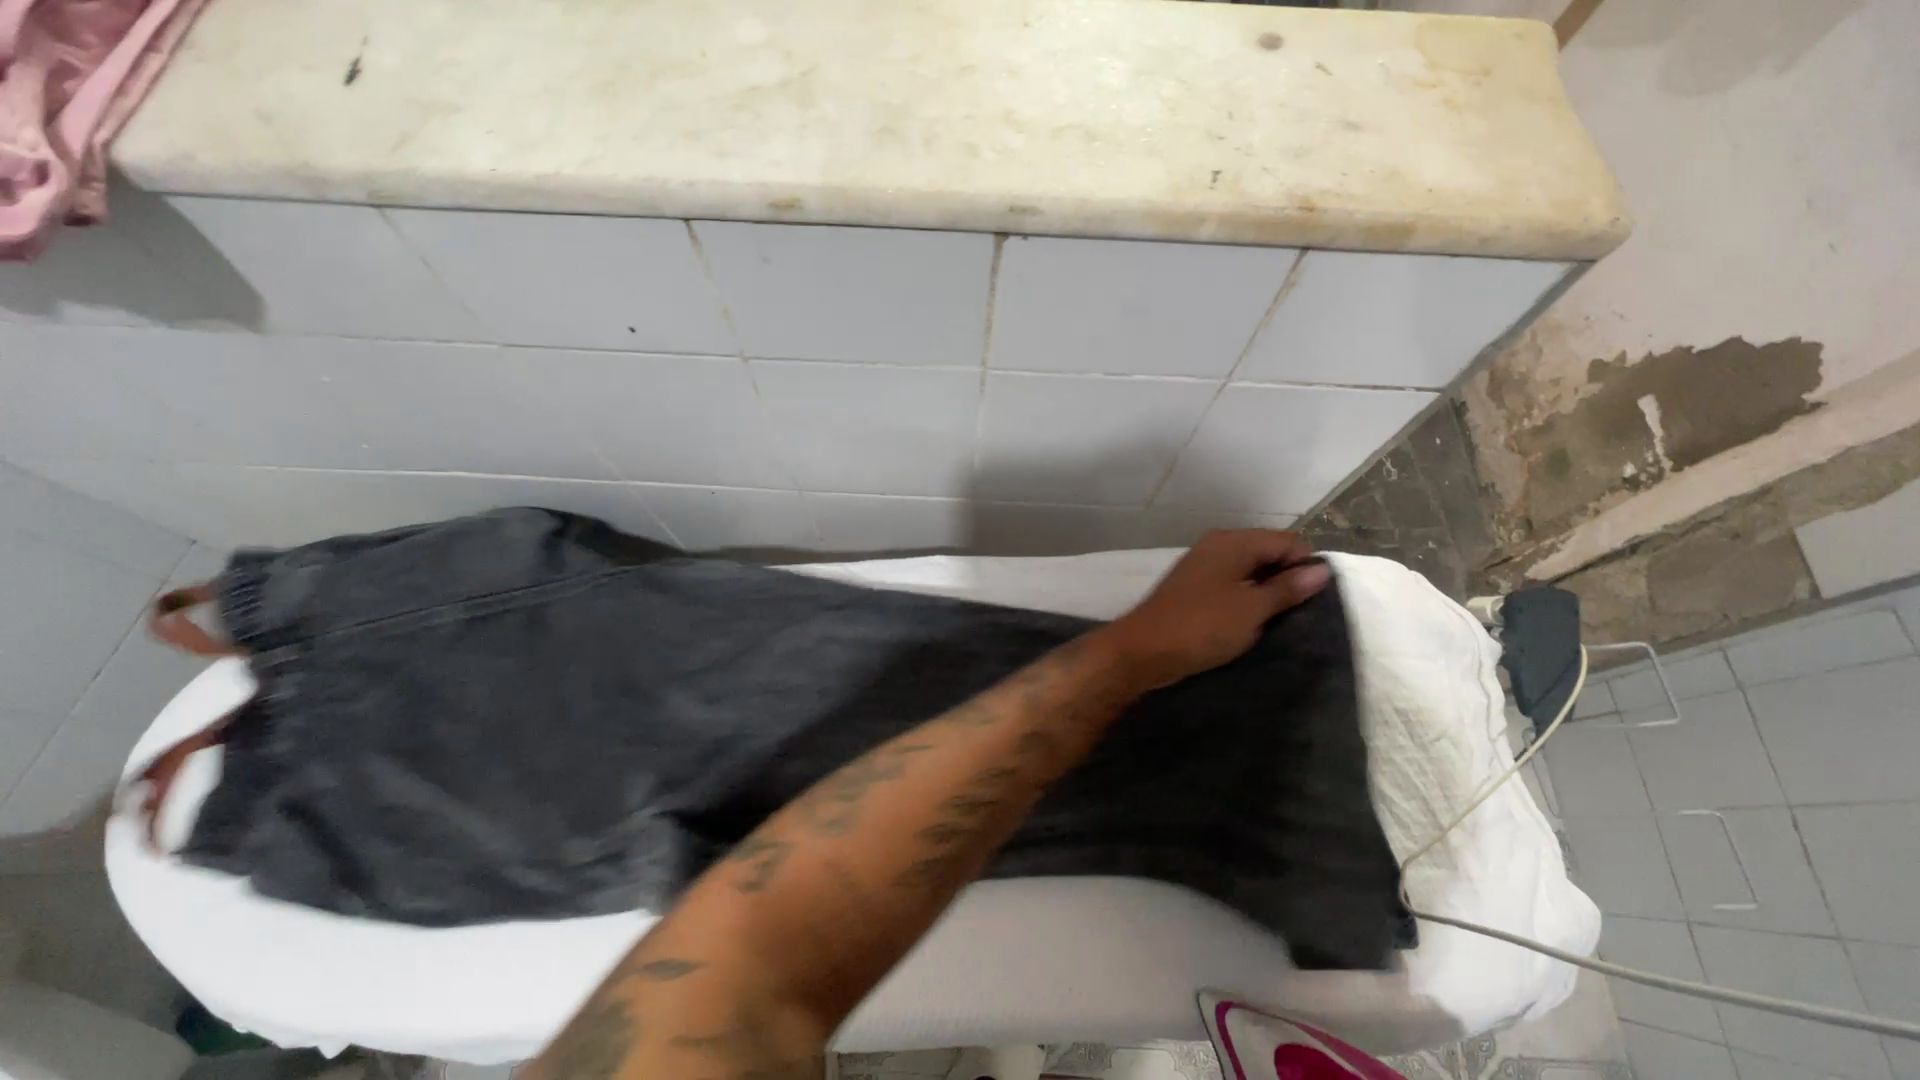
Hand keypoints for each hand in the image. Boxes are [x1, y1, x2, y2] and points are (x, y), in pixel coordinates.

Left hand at [1096, 529, 1331, 689]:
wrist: (1143, 650)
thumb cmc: (1202, 626)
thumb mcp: (1252, 609)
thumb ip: (1287, 588)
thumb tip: (1321, 570)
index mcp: (1233, 542)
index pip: (1288, 541)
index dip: (1306, 567)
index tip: (1312, 600)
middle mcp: (1217, 545)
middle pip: (1268, 552)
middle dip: (1287, 579)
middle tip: (1297, 613)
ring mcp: (1202, 565)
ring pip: (1249, 570)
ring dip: (1265, 591)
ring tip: (1276, 620)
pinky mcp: (1193, 587)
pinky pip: (1231, 584)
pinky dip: (1245, 599)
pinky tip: (1250, 622)